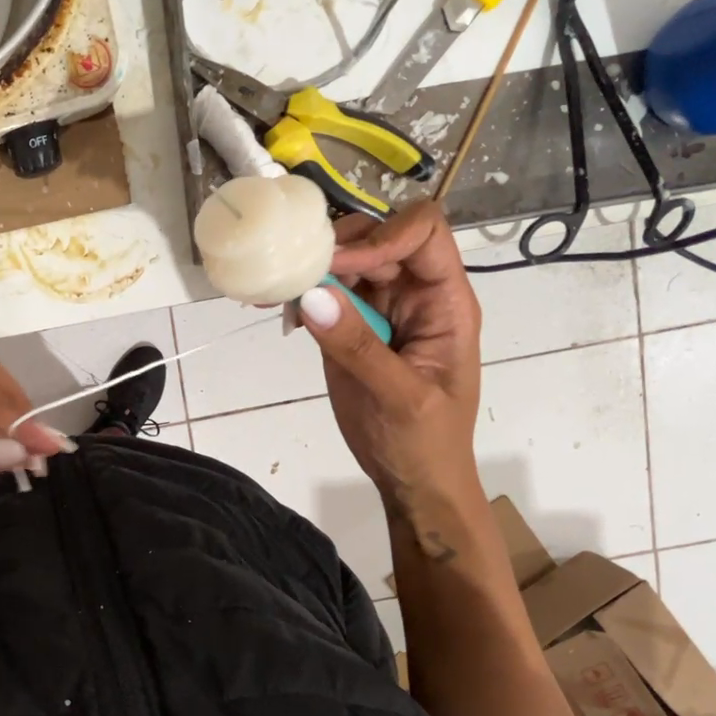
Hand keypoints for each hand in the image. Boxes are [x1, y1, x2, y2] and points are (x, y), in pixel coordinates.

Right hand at [298, 201, 484, 522]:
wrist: (412, 480)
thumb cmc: (424, 442)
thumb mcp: (400, 398)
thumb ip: (357, 347)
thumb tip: (312, 296)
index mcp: (444, 302)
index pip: (423, 234)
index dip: (382, 237)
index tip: (336, 264)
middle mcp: (413, 295)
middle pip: (380, 238)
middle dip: (338, 246)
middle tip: (295, 271)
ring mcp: (378, 311)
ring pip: (346, 263)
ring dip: (310, 267)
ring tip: (273, 288)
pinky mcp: (348, 330)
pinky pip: (323, 296)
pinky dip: (297, 294)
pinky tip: (271, 304)